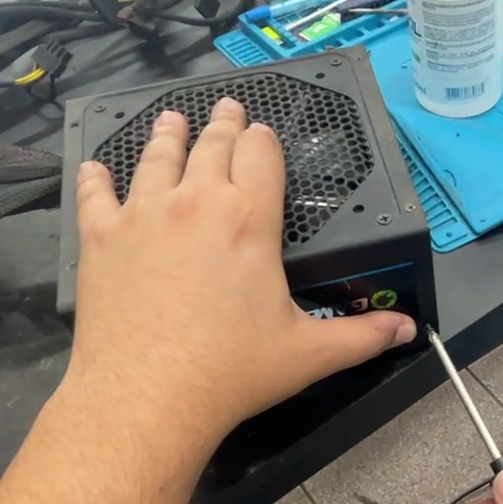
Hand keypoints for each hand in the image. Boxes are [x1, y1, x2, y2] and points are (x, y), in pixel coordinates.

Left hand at [63, 98, 415, 441]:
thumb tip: (405, 329)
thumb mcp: (311, 353)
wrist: (149, 395)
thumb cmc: (232, 370)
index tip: (262, 129)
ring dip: (168, 135)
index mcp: (249, 221)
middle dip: (223, 124)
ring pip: (157, 158)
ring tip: (173, 120)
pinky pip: (96, 193)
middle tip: (226, 108)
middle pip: (212, 146)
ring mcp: (142, 215)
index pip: (261, 156)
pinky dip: (98, 177)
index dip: (264, 138)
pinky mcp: (101, 238)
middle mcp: (196, 204)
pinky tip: (98, 168)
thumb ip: (363, 336)